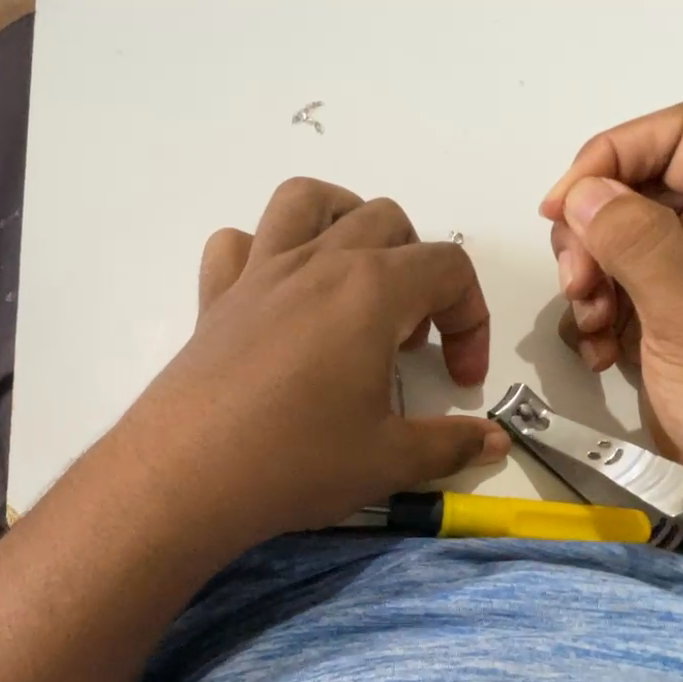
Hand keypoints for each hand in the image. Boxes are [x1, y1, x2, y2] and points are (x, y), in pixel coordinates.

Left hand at [100, 177, 509, 544]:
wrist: (189, 477)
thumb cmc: (298, 462)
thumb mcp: (388, 462)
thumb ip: (449, 444)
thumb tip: (493, 442)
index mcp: (372, 290)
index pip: (448, 268)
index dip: (472, 318)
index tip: (460, 379)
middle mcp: (317, 263)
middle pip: (387, 222)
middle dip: (416, 272)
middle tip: (409, 340)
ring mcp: (259, 274)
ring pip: (307, 202)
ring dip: (342, 225)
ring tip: (352, 280)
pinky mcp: (214, 300)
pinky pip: (237, 245)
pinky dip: (261, 254)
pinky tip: (273, 299)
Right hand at [538, 104, 682, 544]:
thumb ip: (638, 244)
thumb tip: (580, 192)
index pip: (678, 135)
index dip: (609, 158)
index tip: (556, 211)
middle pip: (639, 188)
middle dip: (594, 237)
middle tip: (579, 289)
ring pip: (619, 242)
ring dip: (589, 283)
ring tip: (595, 332)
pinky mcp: (676, 316)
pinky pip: (618, 290)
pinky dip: (597, 317)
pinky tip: (601, 355)